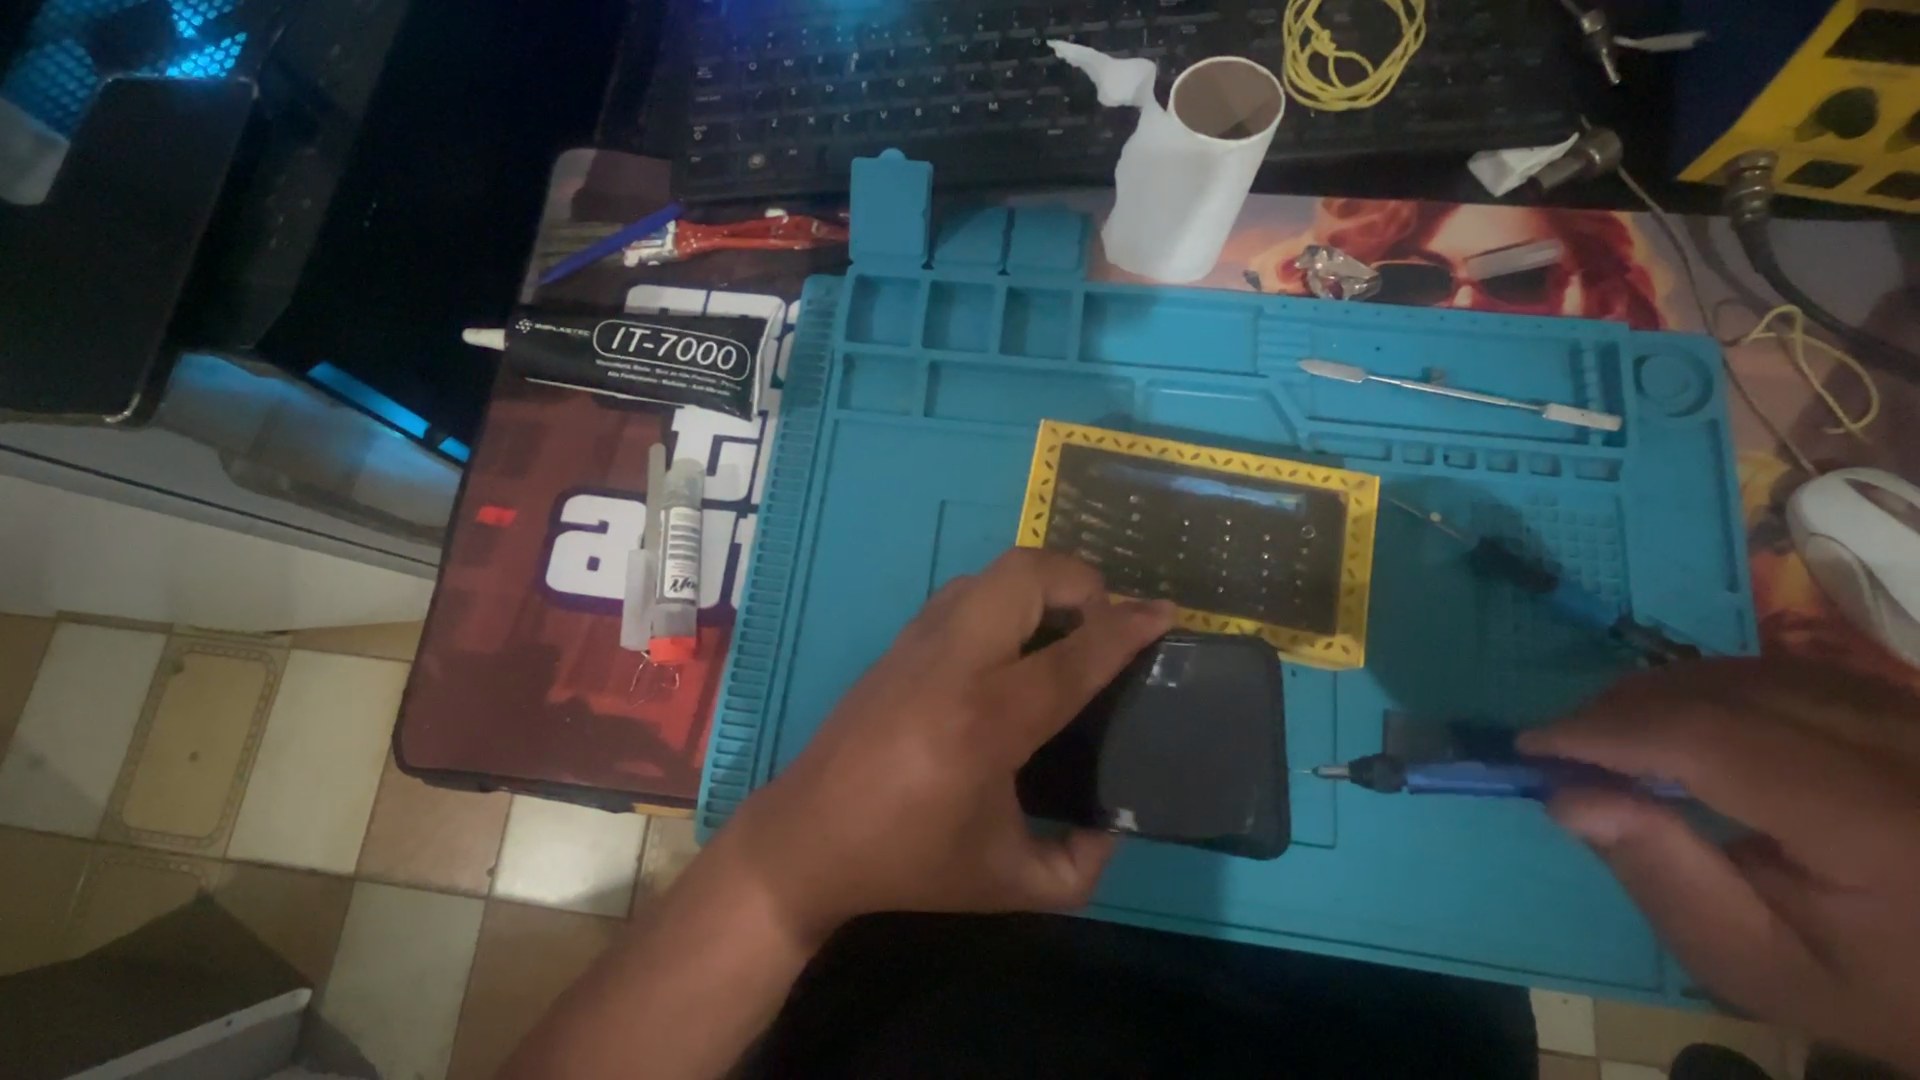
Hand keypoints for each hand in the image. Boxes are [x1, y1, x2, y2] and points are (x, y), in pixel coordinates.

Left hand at [713, 548, 1175, 943]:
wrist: (806, 840)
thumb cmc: (908, 864)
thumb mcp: (1010, 884)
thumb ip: (1080, 866)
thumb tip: (1114, 829)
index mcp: (988, 721)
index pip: (1076, 653)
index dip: (1129, 625)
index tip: (1166, 612)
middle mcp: (955, 664)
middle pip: (1028, 574)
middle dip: (1083, 582)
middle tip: (1103, 624)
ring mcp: (919, 643)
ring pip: (993, 573)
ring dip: (1041, 584)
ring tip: (1062, 629)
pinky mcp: (898, 642)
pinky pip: (965, 591)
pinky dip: (1004, 596)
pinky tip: (1012, 644)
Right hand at [1520, 658, 1919, 1070]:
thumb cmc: (1875, 985)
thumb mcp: (1757, 961)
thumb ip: (1663, 876)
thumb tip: (1566, 796)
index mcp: (1876, 822)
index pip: (1708, 738)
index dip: (1605, 732)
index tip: (1530, 747)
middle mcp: (1903, 747)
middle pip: (1720, 693)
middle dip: (1619, 712)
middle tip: (1563, 750)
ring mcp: (1911, 717)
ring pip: (1745, 672)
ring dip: (1656, 697)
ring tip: (1611, 740)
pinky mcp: (1907, 707)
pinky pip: (1782, 672)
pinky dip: (1708, 690)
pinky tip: (1679, 726)